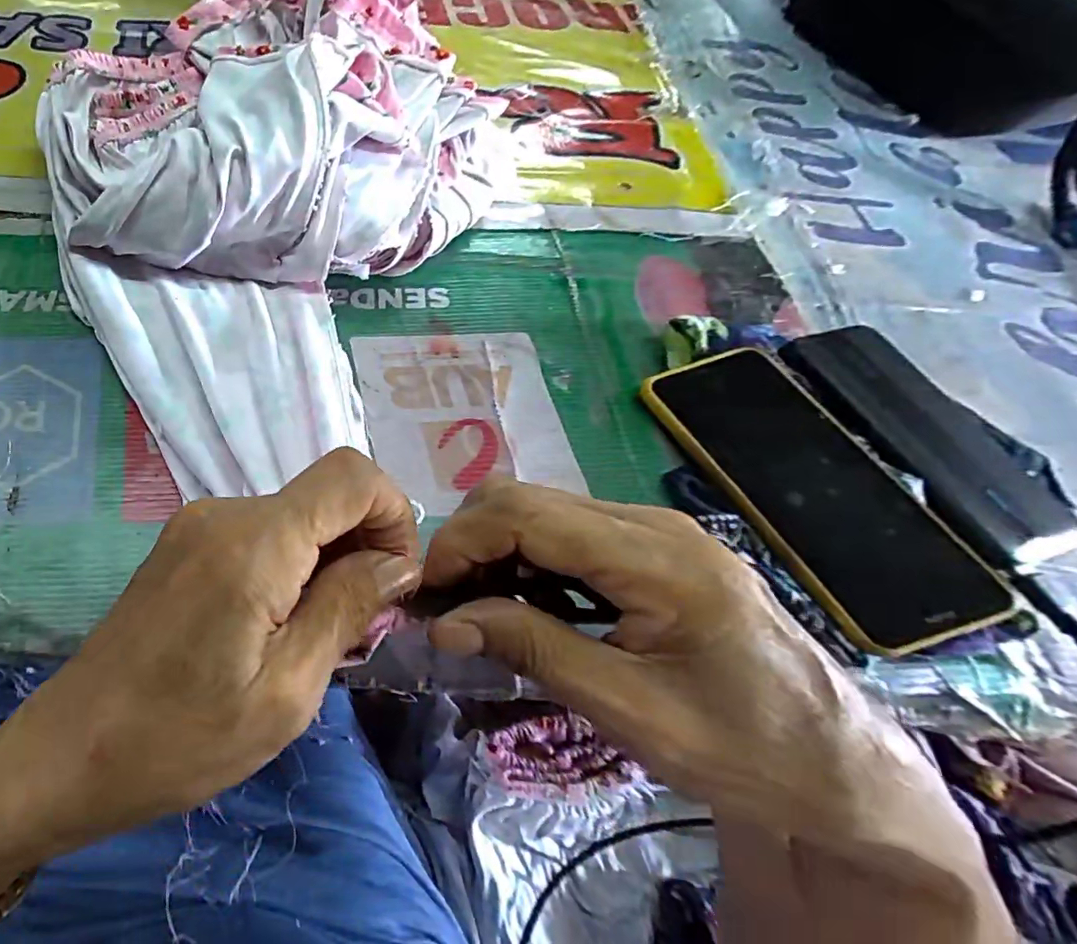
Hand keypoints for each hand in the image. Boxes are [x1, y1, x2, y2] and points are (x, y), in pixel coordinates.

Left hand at [0, 448, 421, 899]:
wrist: (76, 746)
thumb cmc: (183, 737)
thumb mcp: (286, 691)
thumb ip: (345, 608)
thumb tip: (396, 560)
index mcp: (253, 540)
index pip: (351, 475)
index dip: (393, 518)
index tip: (393, 588)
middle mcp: (221, 513)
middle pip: (321, 498)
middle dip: (358, 551)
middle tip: (355, 634)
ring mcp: (193, 526)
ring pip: (290, 520)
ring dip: (321, 567)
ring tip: (309, 644)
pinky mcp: (178, 547)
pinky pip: (254, 538)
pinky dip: (283, 570)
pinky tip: (270, 631)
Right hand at [419, 477, 934, 838]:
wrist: (847, 776)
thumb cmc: (747, 750)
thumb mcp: (631, 709)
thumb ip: (532, 650)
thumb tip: (442, 624)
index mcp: (658, 559)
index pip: (524, 514)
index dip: (460, 543)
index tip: (427, 593)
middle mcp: (651, 526)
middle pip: (522, 498)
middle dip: (467, 543)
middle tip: (446, 603)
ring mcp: (652, 533)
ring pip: (535, 509)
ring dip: (489, 551)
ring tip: (475, 608)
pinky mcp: (648, 549)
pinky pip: (560, 531)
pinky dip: (520, 560)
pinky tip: (520, 605)